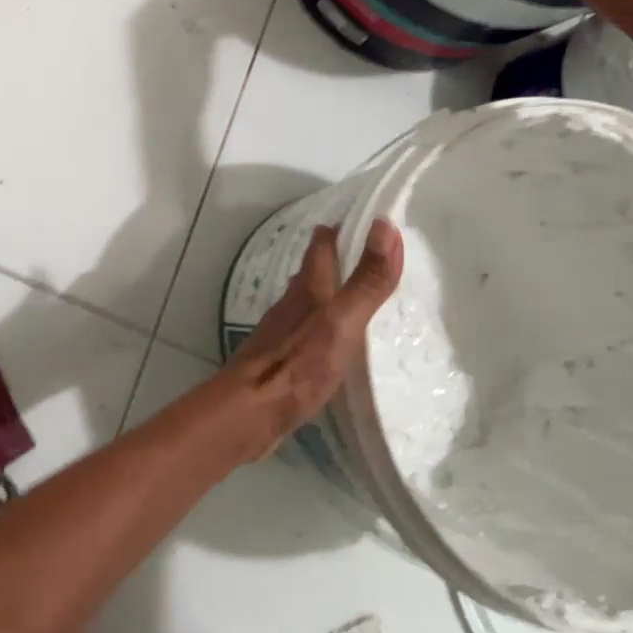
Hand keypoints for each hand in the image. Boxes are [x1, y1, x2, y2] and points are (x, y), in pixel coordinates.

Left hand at [218, 220, 404, 459]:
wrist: (249, 412)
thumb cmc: (297, 364)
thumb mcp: (341, 321)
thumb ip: (365, 281)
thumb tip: (383, 224)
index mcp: (308, 289)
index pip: (322, 246)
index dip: (342, 231)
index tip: (368, 221)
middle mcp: (291, 303)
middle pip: (313, 272)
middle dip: (337, 261)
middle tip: (367, 258)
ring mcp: (282, 331)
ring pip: (307, 301)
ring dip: (328, 294)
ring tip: (353, 296)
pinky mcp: (280, 359)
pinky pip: (305, 332)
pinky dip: (321, 327)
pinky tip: (330, 342)